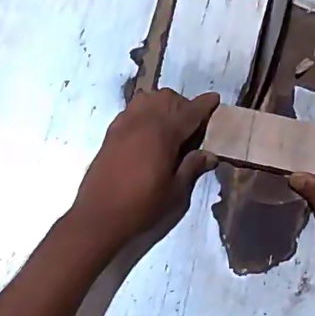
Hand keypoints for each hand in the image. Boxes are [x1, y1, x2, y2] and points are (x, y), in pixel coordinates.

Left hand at [70, 89, 220, 248]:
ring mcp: (124, 124)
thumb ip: (192, 167)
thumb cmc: (142, 206)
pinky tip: (148, 131)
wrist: (99, 217)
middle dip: (184, 105)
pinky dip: (145, 112)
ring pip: (148, 98)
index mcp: (163, 133)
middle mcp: (144, 121)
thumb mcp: (176, 192)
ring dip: (163, 105)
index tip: (215, 100)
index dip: (205, 105)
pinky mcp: (111, 133)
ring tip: (169, 125)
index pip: (190, 110)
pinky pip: (132, 110)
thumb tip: (209, 155)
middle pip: (168, 98)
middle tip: (193, 126)